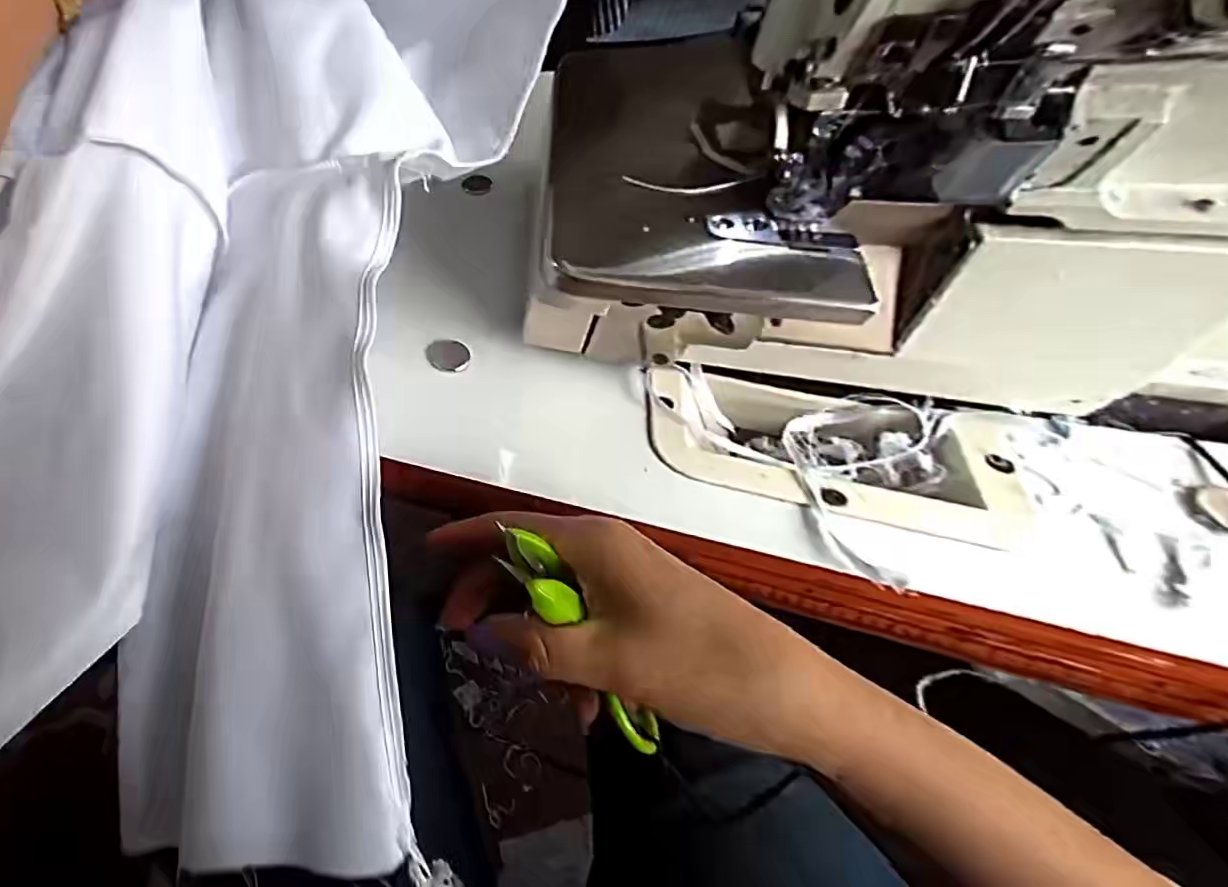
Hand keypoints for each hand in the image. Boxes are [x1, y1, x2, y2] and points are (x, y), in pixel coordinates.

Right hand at [430, 512, 867, 761]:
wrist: (797, 696)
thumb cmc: (700, 664)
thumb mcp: (606, 659)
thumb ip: (534, 643)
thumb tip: (480, 632)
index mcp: (591, 542)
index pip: (510, 527)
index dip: (466, 539)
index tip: (430, 554)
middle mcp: (603, 549)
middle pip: (527, 563)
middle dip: (495, 601)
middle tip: (464, 637)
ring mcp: (623, 577)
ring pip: (556, 599)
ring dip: (540, 641)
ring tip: (547, 691)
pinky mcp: (640, 606)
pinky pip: (586, 620)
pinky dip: (574, 655)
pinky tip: (585, 701)